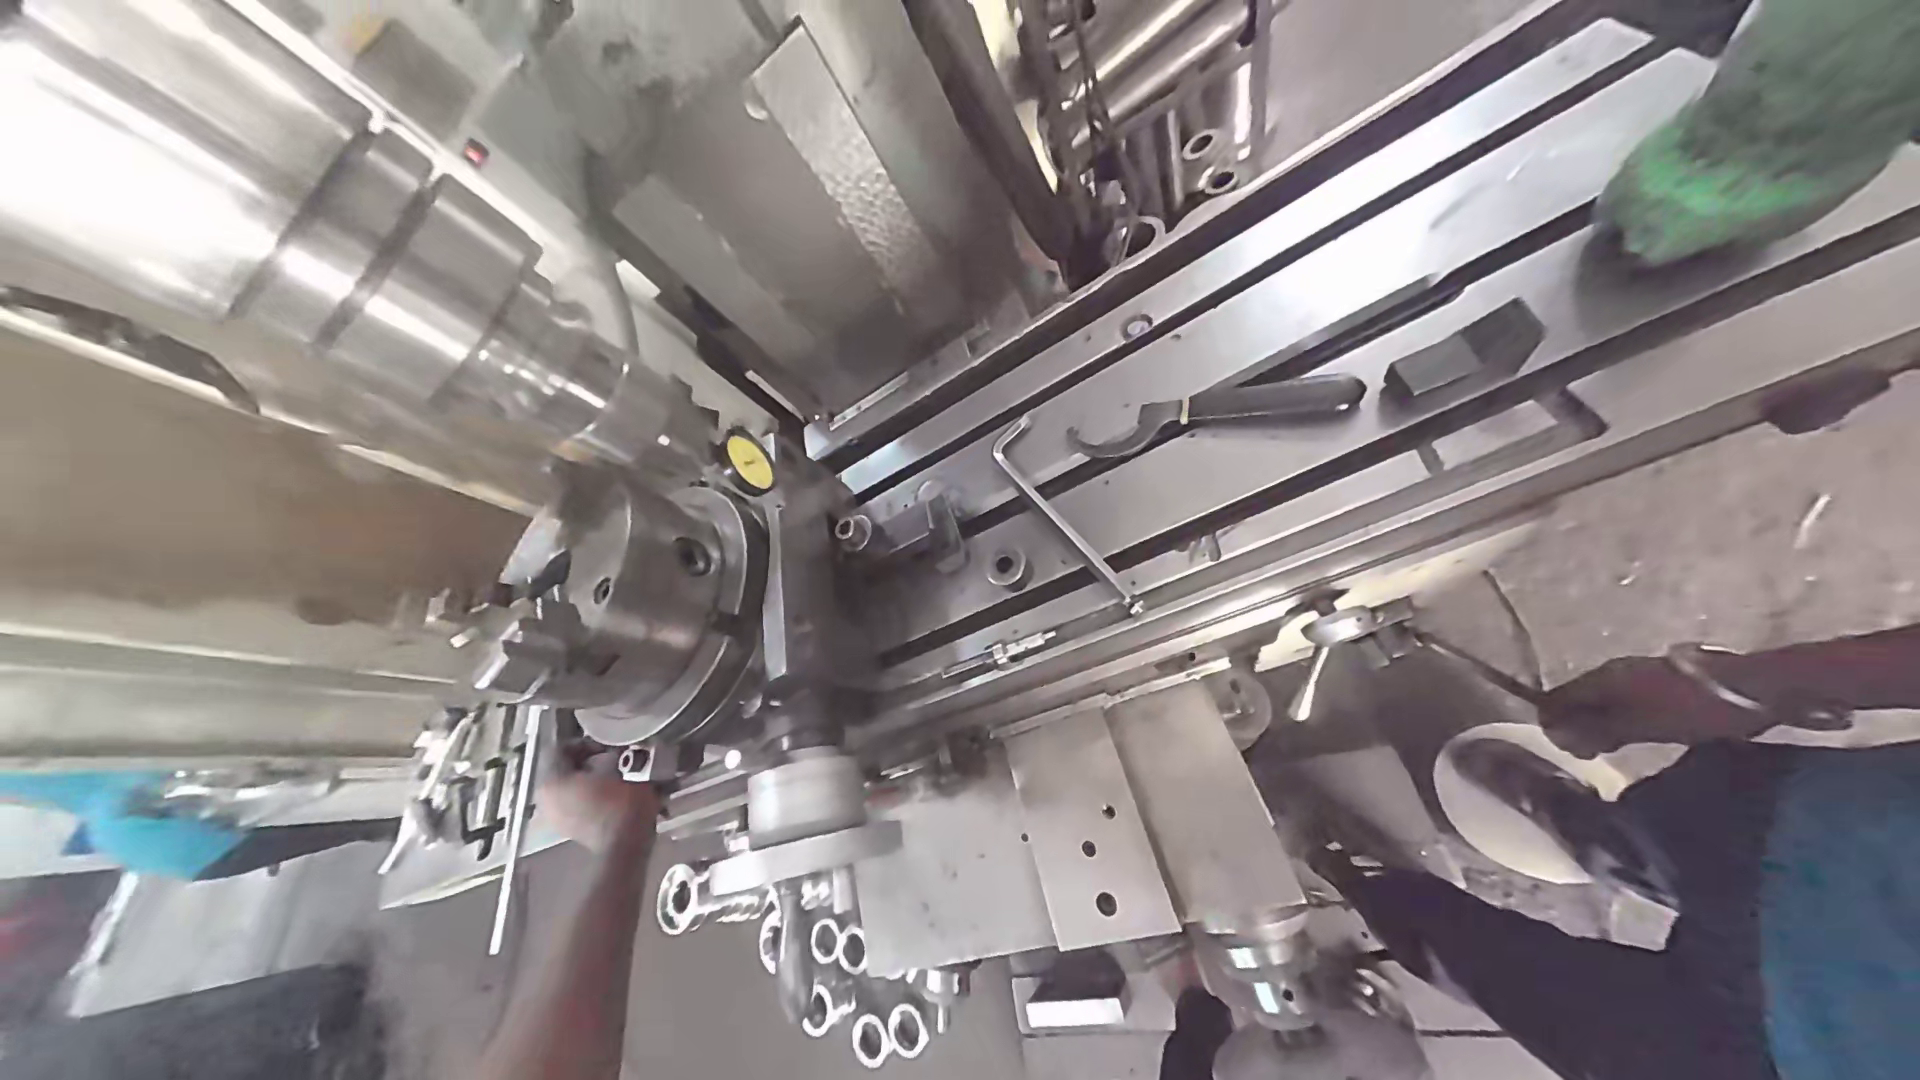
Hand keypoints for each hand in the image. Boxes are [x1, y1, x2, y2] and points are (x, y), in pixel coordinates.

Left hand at [541, 750, 660, 852]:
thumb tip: (610, 749)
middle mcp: (544, 798)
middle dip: (586, 760)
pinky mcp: (565, 827)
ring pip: (567, 784)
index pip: (562, 749)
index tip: (608, 745)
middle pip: (563, 767)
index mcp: (551, 781)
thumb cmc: (621, 802)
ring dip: (587, 776)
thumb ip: (609, 753)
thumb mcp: (619, 767)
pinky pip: (571, 800)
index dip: (586, 743)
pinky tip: (607, 793)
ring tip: (611, 775)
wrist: (625, 842)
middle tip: (611, 758)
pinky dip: (586, 793)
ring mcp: (552, 815)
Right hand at [1539, 655, 1774, 757]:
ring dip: (1600, 721)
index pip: (1555, 699)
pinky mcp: (1662, 682)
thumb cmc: (1691, 709)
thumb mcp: (1640, 725)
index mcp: (1598, 679)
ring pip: (1602, 700)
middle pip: (1578, 699)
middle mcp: (1609, 672)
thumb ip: (1594, 730)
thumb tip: (1554, 737)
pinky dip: (1621, 716)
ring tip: (1614, 744)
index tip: (1565, 751)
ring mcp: (1637, 674)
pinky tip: (1638, 730)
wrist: (1758, 687)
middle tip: (1589, 752)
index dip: (1553, 724)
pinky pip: (1624, 700)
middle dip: (1576, 723)